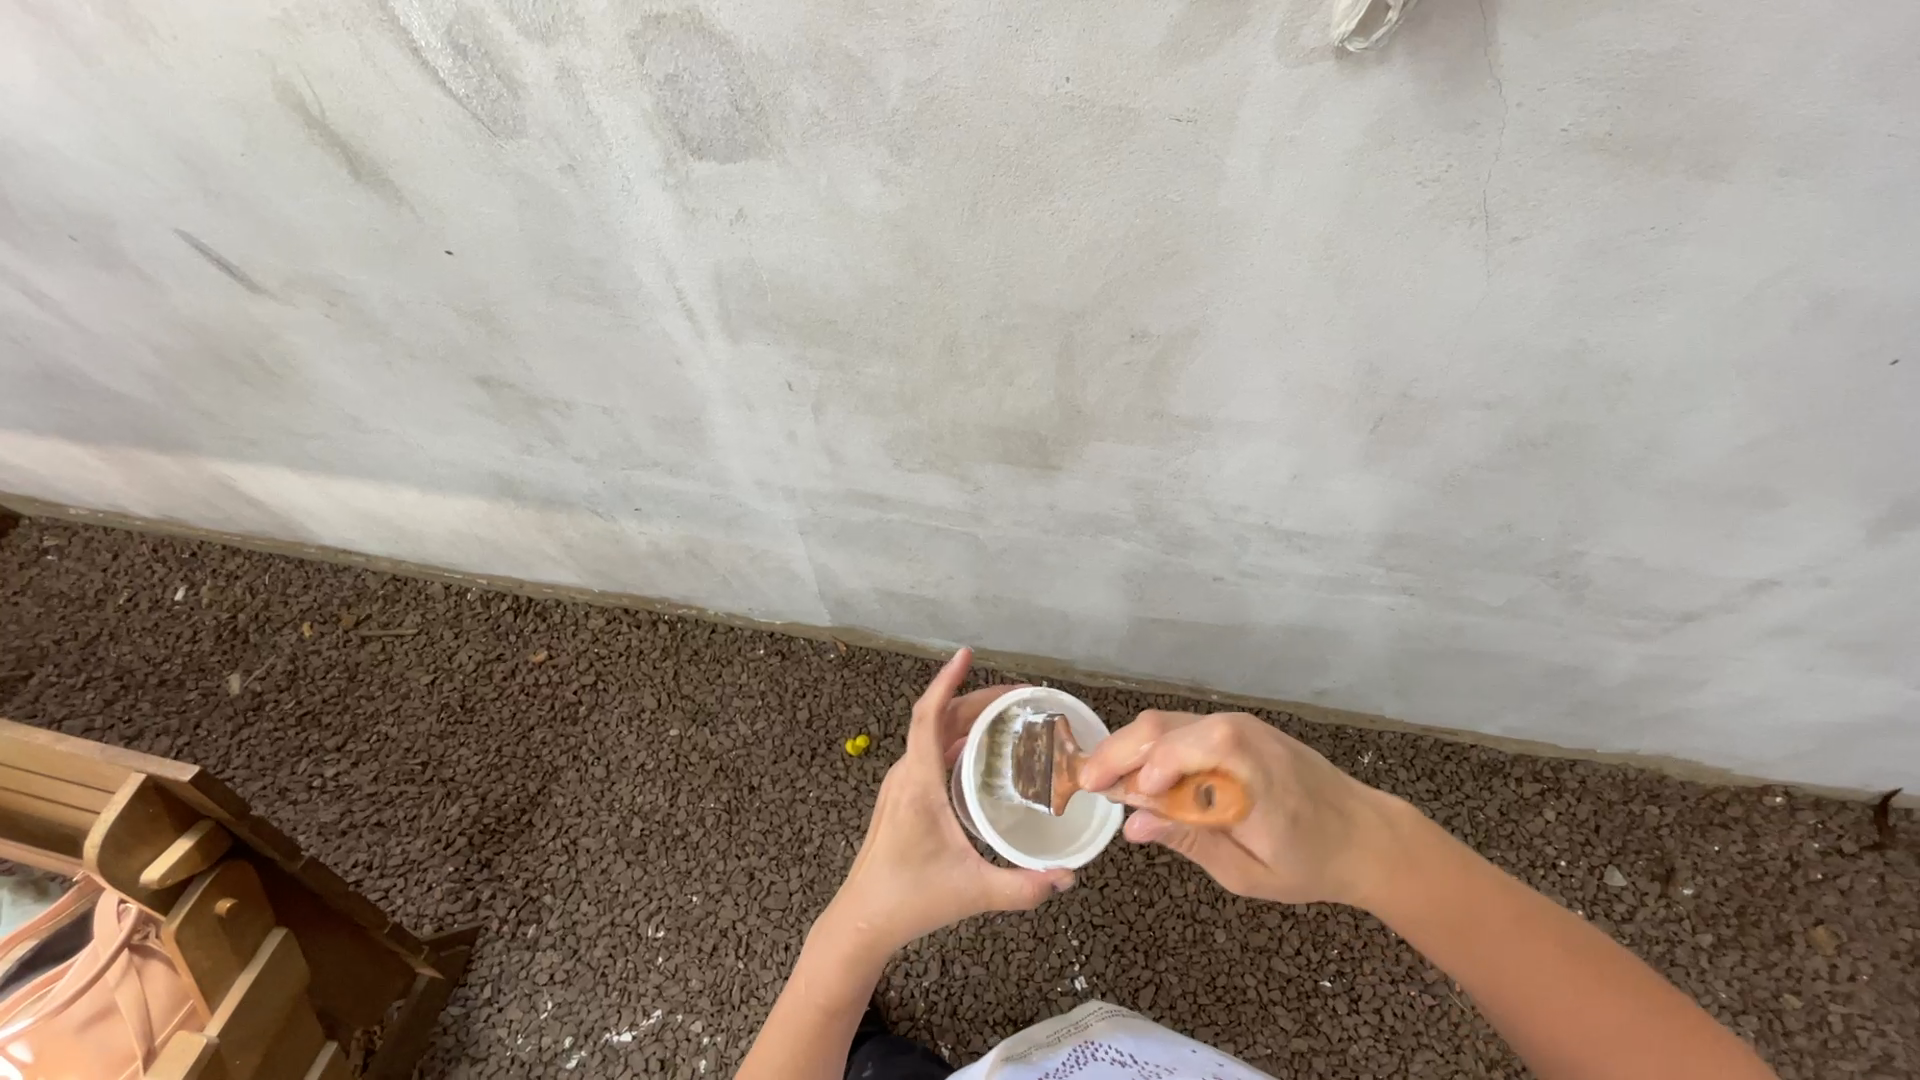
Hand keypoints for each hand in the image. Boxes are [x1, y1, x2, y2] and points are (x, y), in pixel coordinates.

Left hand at [820, 649, 1073, 956]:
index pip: (929, 716)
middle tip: (1019, 695)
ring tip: (1006, 716)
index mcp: (918, 784)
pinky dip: (955, 741)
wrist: (861, 921)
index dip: (947, 681)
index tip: (966, 655)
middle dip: (976, 699)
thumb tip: (1068, 879)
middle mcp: (905, 775)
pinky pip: (929, 753)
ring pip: (932, 735)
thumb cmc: (911, 901)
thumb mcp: (974, 893)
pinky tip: (980, 753)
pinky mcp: (901, 798)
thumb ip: (1024, 886)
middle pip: (938, 719)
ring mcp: (900, 785)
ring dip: (965, 719)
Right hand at [1079, 710, 1405, 905]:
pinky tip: (1137, 774)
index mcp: (1250, 773)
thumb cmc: (1311, 862)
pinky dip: (1151, 749)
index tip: (1113, 796)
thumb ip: (1190, 841)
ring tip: (1102, 780)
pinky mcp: (1236, 728)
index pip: (1185, 750)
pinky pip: (1181, 729)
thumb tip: (1133, 825)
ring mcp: (1238, 725)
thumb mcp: (1248, 872)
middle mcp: (1240, 735)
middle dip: (1116, 752)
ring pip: (1165, 723)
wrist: (1366, 834)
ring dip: (1128, 749)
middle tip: (1084, 782)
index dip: (1144, 767)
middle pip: (1161, 728)